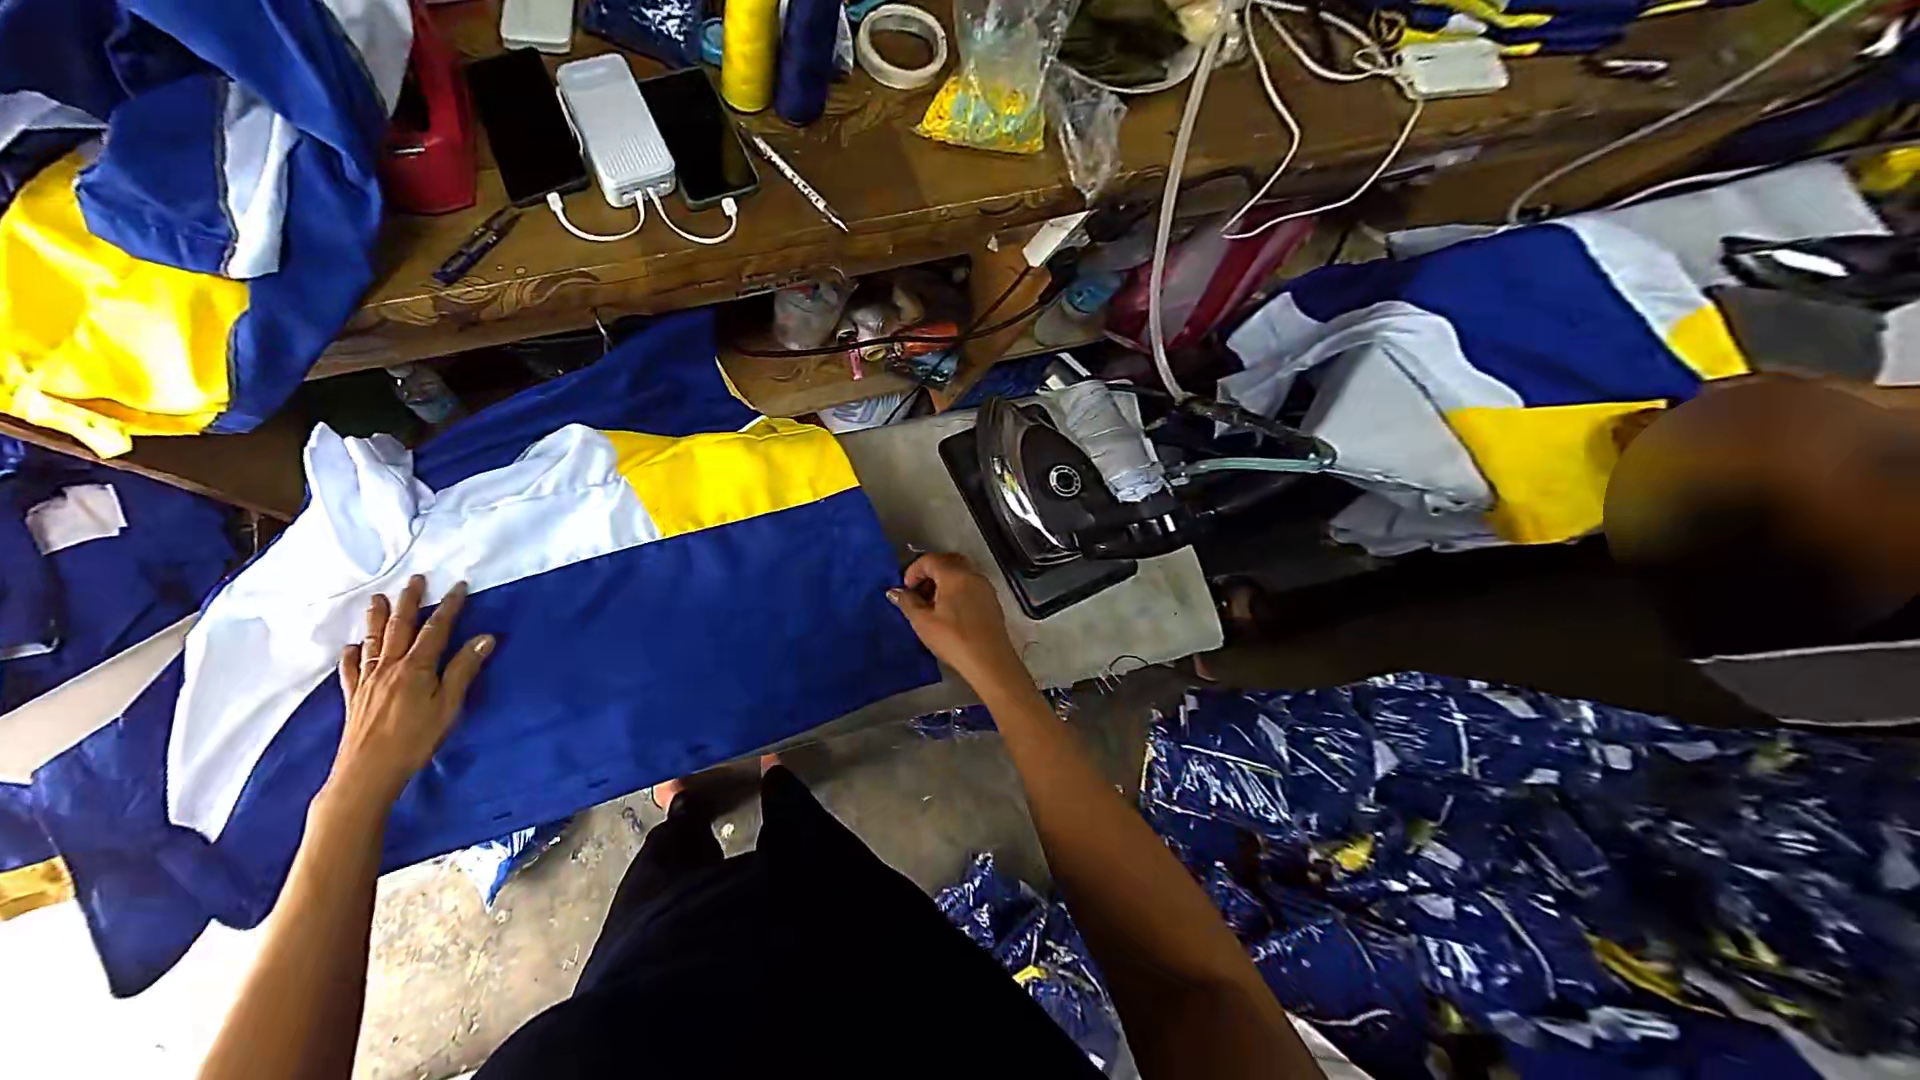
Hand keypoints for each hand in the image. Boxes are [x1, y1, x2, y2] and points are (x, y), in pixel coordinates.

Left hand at [322, 575, 494, 813]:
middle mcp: (389, 667)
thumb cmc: (416, 739)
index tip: (460, 586)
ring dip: (378, 619)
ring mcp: (368, 681)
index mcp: (416, 667)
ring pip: (375, 642)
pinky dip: (353, 654)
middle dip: (410, 602)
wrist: (367, 773)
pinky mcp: (354, 697)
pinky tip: (353, 647)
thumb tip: (485, 637)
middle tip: (415, 580)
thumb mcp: (449, 705)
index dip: (450, 606)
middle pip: (401, 628)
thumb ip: (464, 669)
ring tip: (379, 599)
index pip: (437, 629)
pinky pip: (352, 669)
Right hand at [889, 553, 1024, 686]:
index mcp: (955, 575)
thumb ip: (907, 602)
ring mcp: (985, 588)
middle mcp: (972, 575)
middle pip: (948, 561)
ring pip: (961, 573)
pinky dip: (957, 590)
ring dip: (944, 581)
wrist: (989, 661)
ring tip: (932, 605)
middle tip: (918, 592)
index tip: (906, 589)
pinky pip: (971, 585)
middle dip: (930, 572)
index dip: (914, 571)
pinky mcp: (992, 602)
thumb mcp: (923, 622)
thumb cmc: (953, 639)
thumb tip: (895, 592)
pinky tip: (950, 612)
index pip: (930, 560)